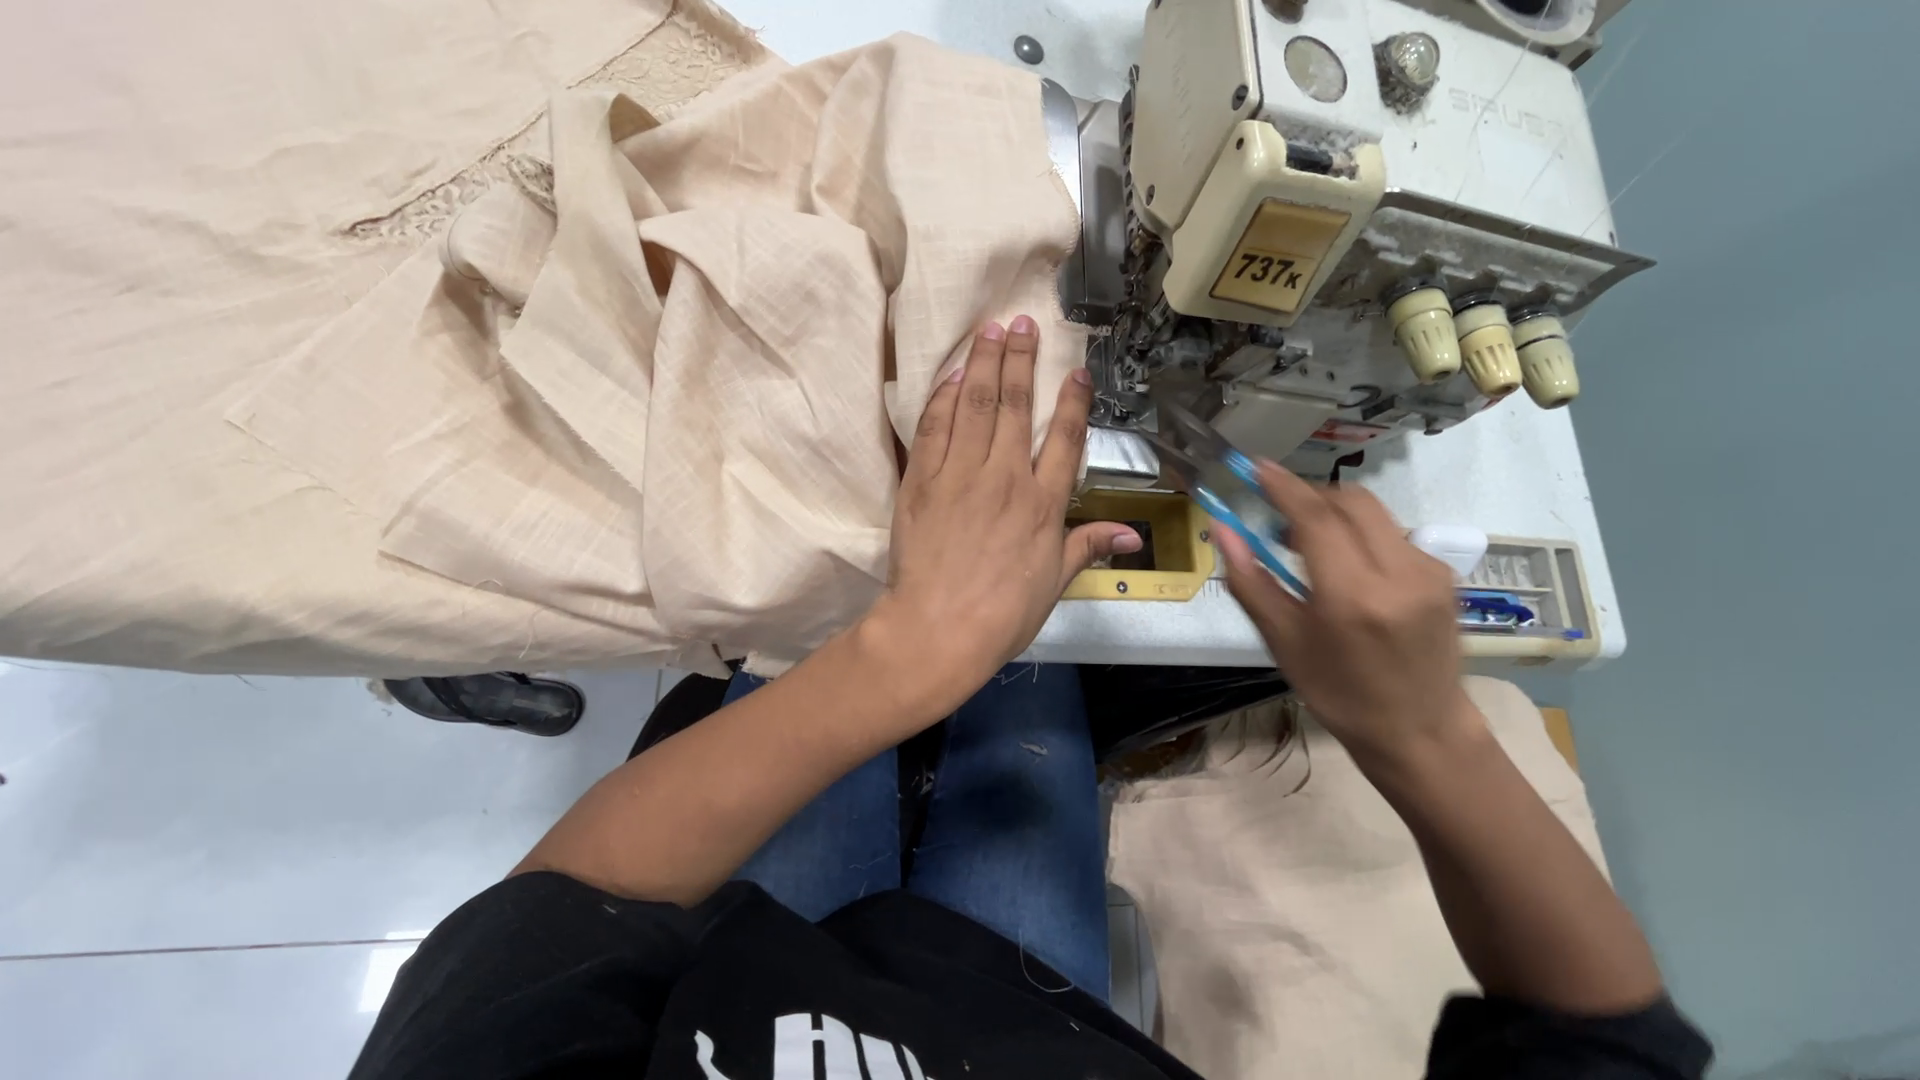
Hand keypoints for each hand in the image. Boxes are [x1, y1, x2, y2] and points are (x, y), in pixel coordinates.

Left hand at [866, 316, 1139, 710]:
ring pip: (975, 406)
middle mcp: (1005, 478)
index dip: (1071, 400)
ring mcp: (960, 476)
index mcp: (1043, 504)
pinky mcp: (921, 482)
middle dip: (1021, 360)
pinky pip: (933, 429)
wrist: (937, 631)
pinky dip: (943, 399)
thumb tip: (1131, 535)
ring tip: (989, 330)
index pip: (1064, 439)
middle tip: (1022, 322)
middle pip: (1015, 407)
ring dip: (983, 364)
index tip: (1074, 369)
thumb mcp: (1054, 583)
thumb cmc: (1002, 615)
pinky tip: (950, 377)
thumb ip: (1088, 547)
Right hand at [1217, 462, 1479, 765]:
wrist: (1419, 730)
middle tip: (1278, 513)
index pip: (1315, 517)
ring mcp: (1428, 571)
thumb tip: (1223, 531)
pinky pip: (1394, 533)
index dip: (1282, 486)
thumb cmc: (1339, 694)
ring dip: (1335, 513)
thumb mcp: (1284, 644)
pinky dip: (1361, 533)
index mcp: (1351, 596)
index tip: (1256, 467)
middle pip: (1350, 501)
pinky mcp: (1443, 575)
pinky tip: (1346, 565)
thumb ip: (1251, 582)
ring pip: (1374, 513)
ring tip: (1307, 543)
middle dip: (1310, 495)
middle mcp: (1398, 573)